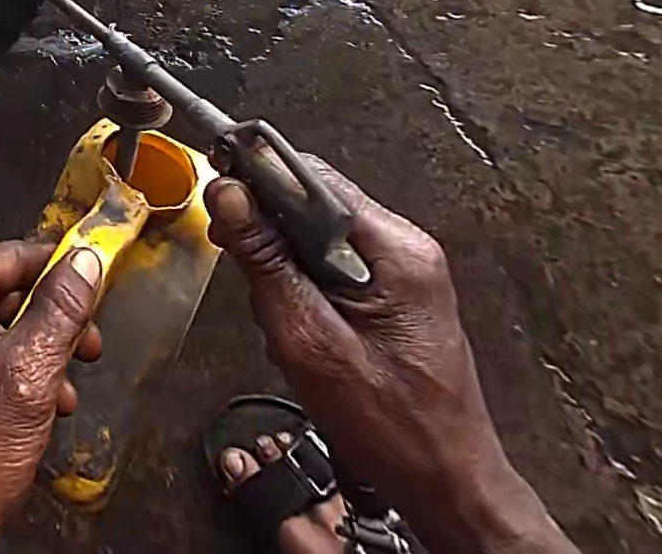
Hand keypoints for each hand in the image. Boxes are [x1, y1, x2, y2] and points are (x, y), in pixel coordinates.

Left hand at [0, 240, 105, 553]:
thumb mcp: (31, 367)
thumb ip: (62, 308)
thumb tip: (84, 261)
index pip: (15, 255)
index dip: (60, 266)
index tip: (98, 275)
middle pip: (17, 288)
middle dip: (58, 318)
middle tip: (89, 340)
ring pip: (17, 323)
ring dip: (51, 349)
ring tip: (68, 380)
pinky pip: (6, 350)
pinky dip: (34, 370)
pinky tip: (51, 400)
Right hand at [206, 159, 576, 553]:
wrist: (443, 482)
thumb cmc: (388, 422)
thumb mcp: (307, 336)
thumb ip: (264, 259)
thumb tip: (228, 194)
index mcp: (395, 250)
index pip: (310, 179)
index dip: (256, 178)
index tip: (218, 190)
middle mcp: (401, 246)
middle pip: (308, 198)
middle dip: (262, 224)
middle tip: (232, 250)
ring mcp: (396, 265)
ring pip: (309, 226)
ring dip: (275, 254)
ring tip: (270, 301)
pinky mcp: (385, 283)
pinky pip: (322, 253)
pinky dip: (293, 272)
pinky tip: (289, 308)